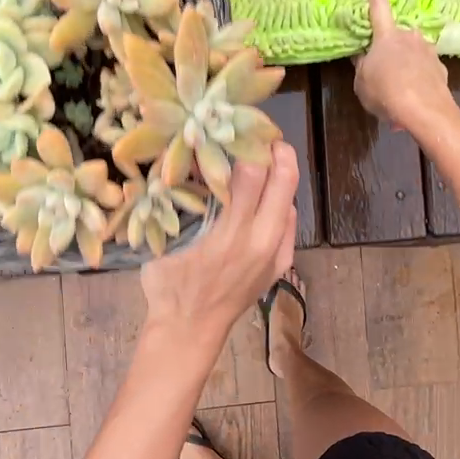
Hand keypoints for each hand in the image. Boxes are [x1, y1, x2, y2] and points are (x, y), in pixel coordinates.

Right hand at [140, 142, 298, 339]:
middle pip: (283, 181)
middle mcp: (260, 240)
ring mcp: (275, 254)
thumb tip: (191, 163)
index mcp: (230, 232)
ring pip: (290, 201)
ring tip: (266, 161)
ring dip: (281, 178)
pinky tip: (267, 200)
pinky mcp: (280, 265)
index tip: (239, 128)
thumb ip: (183, 202)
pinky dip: (282, 206)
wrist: (190, 330)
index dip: (246, 144)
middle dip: (277, 152)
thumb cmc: (170, 284)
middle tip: (264, 136)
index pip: (251, 172)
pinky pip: (290, 225)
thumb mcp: (169, 238)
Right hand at [353, 0, 454, 129]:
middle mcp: (410, 36)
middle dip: (392, 46)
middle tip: (384, 65)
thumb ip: (361, 66)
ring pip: (414, 52)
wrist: (425, 111)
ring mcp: (428, 50)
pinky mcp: (441, 67)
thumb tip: (362, 56)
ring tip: (400, 86)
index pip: (379, 7)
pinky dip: (419, 77)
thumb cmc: (385, 93)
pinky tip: (414, 94)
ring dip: (407, 63)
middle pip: (398, 34)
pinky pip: (425, 68)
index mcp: (387, 36)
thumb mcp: (362, 83)